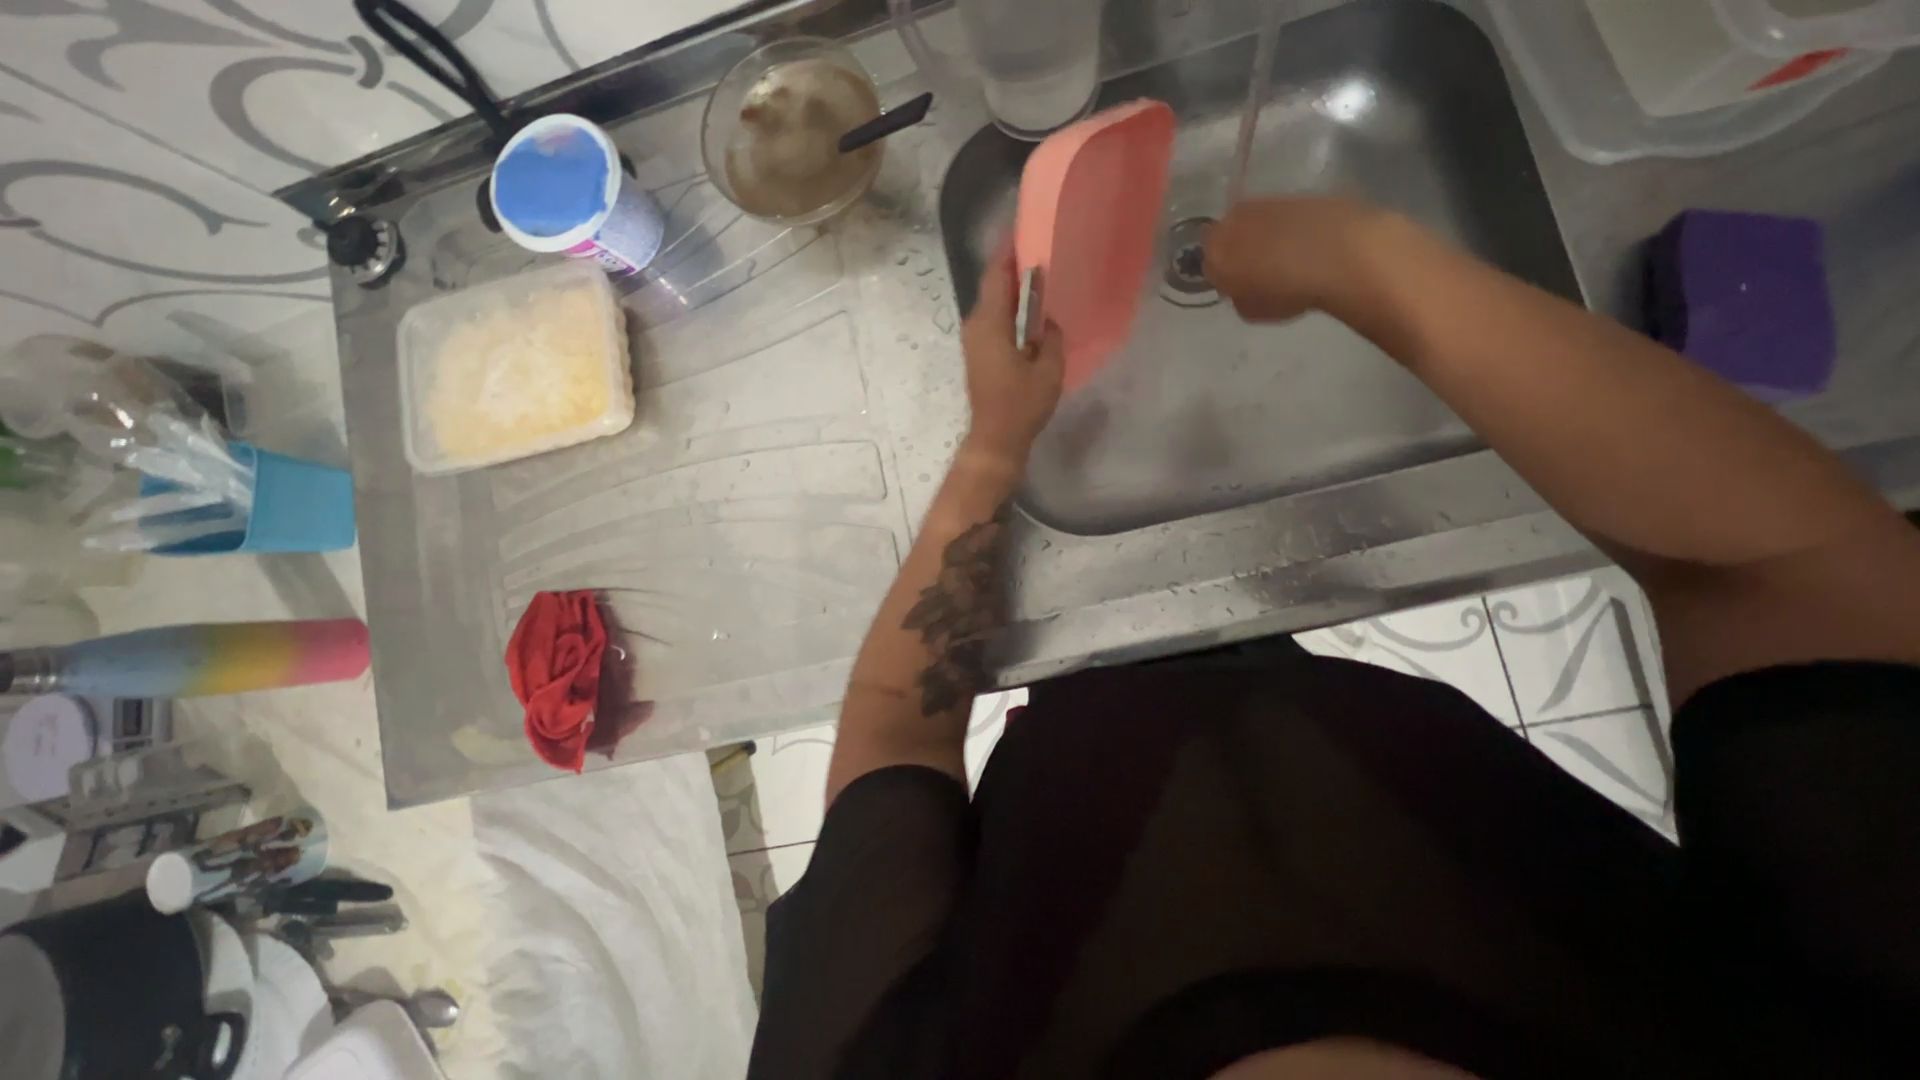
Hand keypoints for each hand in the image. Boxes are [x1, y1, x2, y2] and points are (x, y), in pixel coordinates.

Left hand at [959, 244, 1064, 465]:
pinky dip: (1010, 308)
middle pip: (993, 285)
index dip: (1007, 250)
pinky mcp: (979, 353)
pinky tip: (1030, 309)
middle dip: (1012, 265)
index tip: (1021, 227)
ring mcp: (974, 340)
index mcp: (990, 323)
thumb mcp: (1048, 369)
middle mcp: (976, 325)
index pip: (996, 275)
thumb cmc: (1021, 405)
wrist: (995, 439)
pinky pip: (994, 319)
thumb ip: (1052, 337)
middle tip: (1039, 246)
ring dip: (1012, 288)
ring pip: (993, 303)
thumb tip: (1049, 321)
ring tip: (1038, 273)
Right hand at [1204, 196, 1391, 321]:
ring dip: (1263, 236)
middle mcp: (1232, 222)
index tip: (1239, 287)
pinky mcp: (1295, 194)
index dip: (1223, 277)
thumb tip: (1243, 287)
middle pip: (1227, 236)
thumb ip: (1239, 297)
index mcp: (1215, 253)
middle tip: (1259, 271)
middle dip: (1238, 250)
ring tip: (1287, 257)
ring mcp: (1264, 203)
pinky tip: (1307, 244)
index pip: (1208, 265)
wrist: (1340, 252)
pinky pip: (1283, 216)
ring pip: (1254, 223)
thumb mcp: (1253, 311)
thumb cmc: (1288, 291)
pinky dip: (1289, 228)